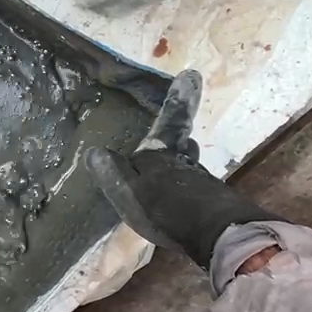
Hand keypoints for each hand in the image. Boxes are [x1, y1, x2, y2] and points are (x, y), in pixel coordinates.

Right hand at [88, 69, 281, 269]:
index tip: (191, 74)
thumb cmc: (166, 207)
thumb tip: (95, 151)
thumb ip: (112, 171)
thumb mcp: (127, 190)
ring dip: (180, 166)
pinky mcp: (210, 205)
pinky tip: (177, 200)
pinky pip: (192, 188)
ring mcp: (201, 183)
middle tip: (175, 138)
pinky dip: (184, 189)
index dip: (179, 98)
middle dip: (177, 140)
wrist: (216, 237)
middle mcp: (185, 163)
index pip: (170, 120)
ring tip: (169, 171)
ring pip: (189, 167)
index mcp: (162, 155)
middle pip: (182, 145)